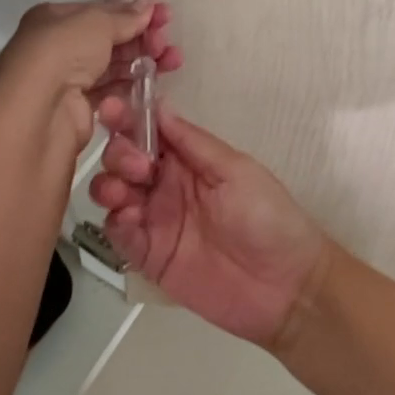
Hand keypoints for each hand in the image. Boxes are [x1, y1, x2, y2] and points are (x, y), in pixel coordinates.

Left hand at [0, 0, 181, 146]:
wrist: (39, 112)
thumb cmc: (62, 54)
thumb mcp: (96, 23)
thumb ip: (125, 16)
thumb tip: (149, 4)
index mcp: (54, 19)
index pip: (100, 12)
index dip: (133, 13)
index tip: (164, 15)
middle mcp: (58, 47)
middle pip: (109, 40)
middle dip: (143, 39)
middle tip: (169, 43)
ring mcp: (67, 80)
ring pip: (112, 67)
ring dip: (143, 62)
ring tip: (173, 61)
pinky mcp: (78, 109)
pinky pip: (110, 93)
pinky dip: (131, 86)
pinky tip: (154, 84)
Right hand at [90, 103, 335, 348]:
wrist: (285, 287)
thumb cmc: (269, 219)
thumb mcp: (237, 171)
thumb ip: (194, 143)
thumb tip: (159, 106)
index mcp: (188, 162)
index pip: (148, 133)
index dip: (127, 119)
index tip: (113, 111)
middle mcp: (166, 187)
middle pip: (122, 160)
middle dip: (118, 155)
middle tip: (138, 168)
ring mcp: (155, 221)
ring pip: (112, 194)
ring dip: (108, 185)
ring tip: (124, 192)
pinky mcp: (149, 257)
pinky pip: (118, 234)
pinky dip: (114, 222)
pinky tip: (128, 218)